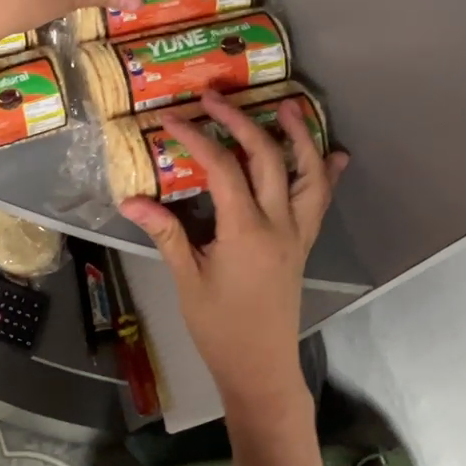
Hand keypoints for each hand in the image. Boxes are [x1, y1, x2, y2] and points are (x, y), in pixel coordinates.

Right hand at [119, 90, 348, 412]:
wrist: (261, 368)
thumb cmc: (220, 326)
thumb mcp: (186, 279)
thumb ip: (165, 233)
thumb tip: (130, 199)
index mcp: (247, 230)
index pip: (222, 168)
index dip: (196, 137)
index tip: (171, 117)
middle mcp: (279, 224)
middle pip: (267, 158)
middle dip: (241, 121)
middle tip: (215, 97)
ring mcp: (297, 233)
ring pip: (309, 175)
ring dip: (300, 137)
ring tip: (289, 106)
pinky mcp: (303, 244)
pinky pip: (321, 202)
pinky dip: (327, 174)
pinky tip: (335, 155)